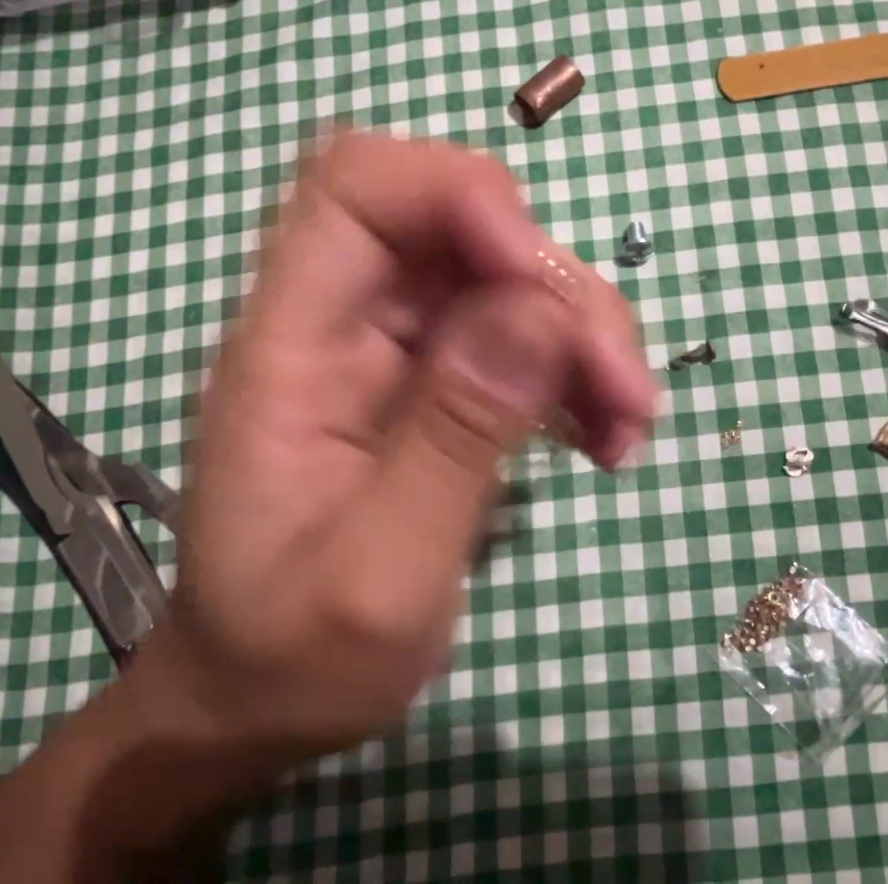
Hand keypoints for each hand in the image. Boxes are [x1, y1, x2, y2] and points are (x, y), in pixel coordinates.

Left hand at [0, 131, 653, 880]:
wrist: (259, 698)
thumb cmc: (293, 655)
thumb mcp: (378, 577)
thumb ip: (452, 440)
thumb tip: (539, 309)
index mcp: (286, 348)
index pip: (354, 188)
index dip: (458, 194)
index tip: (542, 284)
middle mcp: (338, 325)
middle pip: (457, 224)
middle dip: (557, 287)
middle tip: (622, 391)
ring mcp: (390, 350)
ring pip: (506, 277)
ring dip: (584, 334)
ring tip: (628, 428)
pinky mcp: (432, 384)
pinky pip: (518, 335)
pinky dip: (576, 371)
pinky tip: (609, 439)